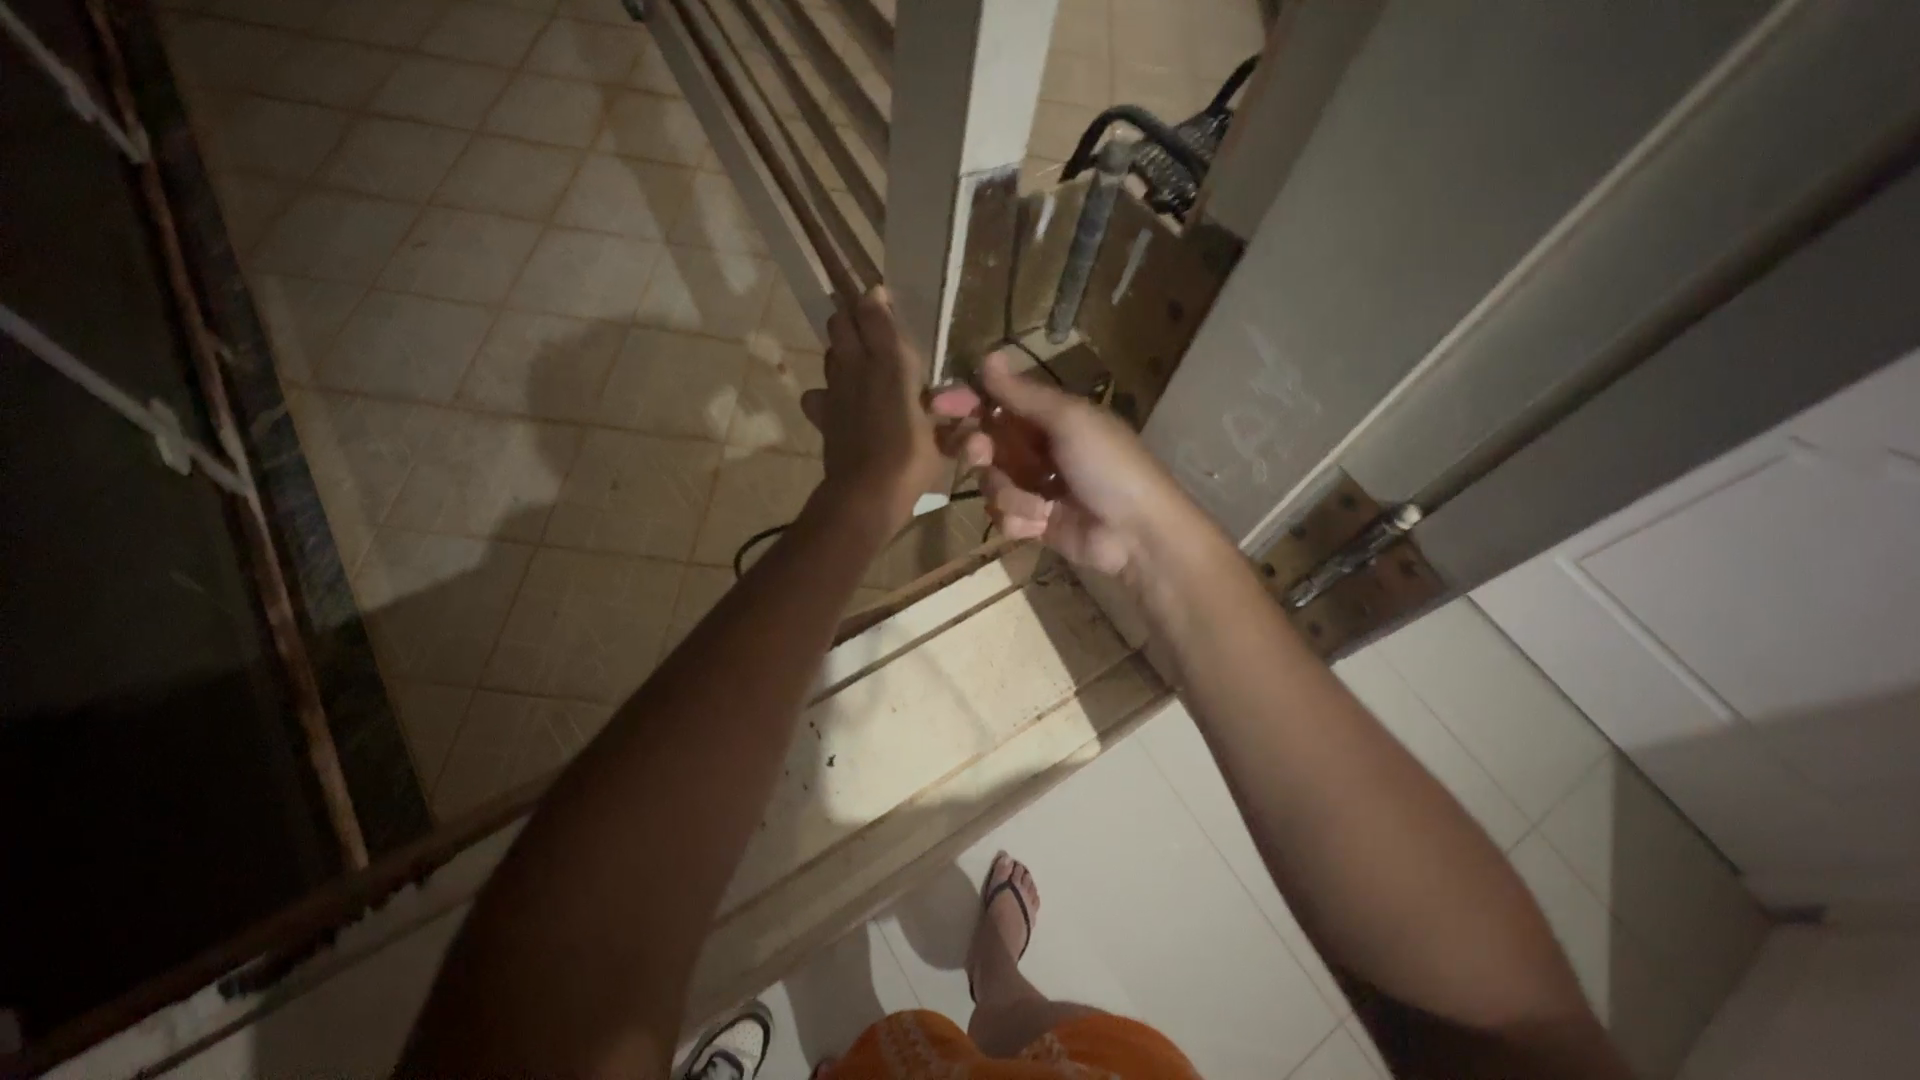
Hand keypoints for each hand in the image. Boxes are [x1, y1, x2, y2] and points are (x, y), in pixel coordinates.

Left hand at [800, 287, 948, 529]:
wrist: (867, 492)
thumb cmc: (912, 460)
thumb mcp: (941, 435)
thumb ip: (948, 417)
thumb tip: (959, 413)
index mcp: (891, 362)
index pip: (874, 312)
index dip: (876, 300)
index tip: (882, 296)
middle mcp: (858, 366)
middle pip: (840, 322)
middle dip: (852, 317)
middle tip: (870, 326)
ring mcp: (835, 389)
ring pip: (830, 353)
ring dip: (841, 351)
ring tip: (860, 363)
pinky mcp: (822, 414)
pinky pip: (818, 393)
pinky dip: (826, 394)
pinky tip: (839, 404)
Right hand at [932, 351, 1194, 577]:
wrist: (1136, 532)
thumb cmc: (1108, 464)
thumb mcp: (1068, 420)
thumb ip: (1023, 394)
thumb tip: (988, 356)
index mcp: (1048, 417)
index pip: (995, 402)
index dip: (964, 402)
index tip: (936, 405)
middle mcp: (1037, 448)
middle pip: (982, 442)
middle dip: (975, 449)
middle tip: (980, 454)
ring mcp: (1034, 487)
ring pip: (988, 483)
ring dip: (1007, 491)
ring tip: (1036, 501)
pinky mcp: (1034, 522)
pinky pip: (1003, 515)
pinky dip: (1020, 519)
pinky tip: (1043, 522)